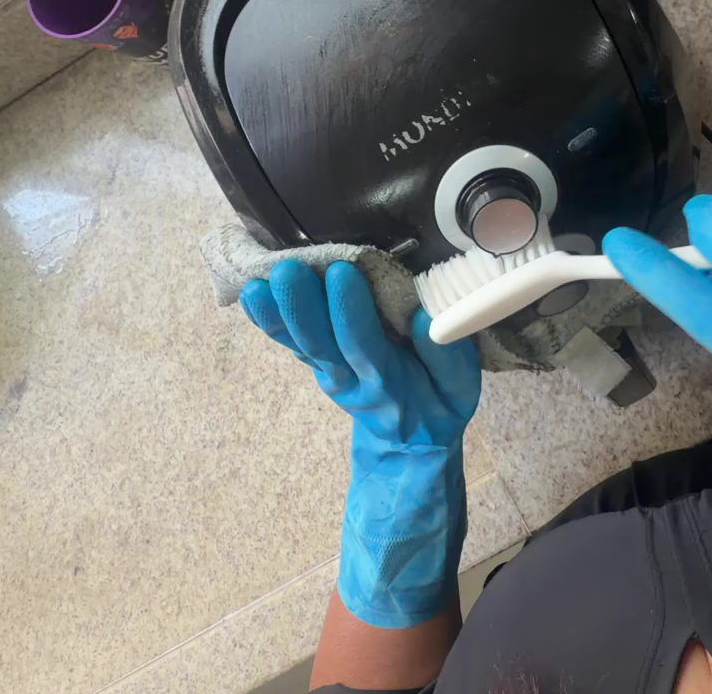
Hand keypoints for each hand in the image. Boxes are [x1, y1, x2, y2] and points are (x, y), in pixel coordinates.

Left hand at [242, 259, 479, 626]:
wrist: (410, 442)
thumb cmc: (437, 405)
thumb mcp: (459, 392)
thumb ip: (447, 358)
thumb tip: (425, 318)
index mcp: (387, 381)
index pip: (364, 346)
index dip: (350, 313)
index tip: (342, 274)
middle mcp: (350, 376)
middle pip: (321, 345)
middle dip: (303, 307)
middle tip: (289, 271)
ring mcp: (329, 371)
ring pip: (300, 344)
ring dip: (278, 313)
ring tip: (258, 282)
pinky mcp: (319, 364)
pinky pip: (291, 343)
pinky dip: (269, 320)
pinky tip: (252, 294)